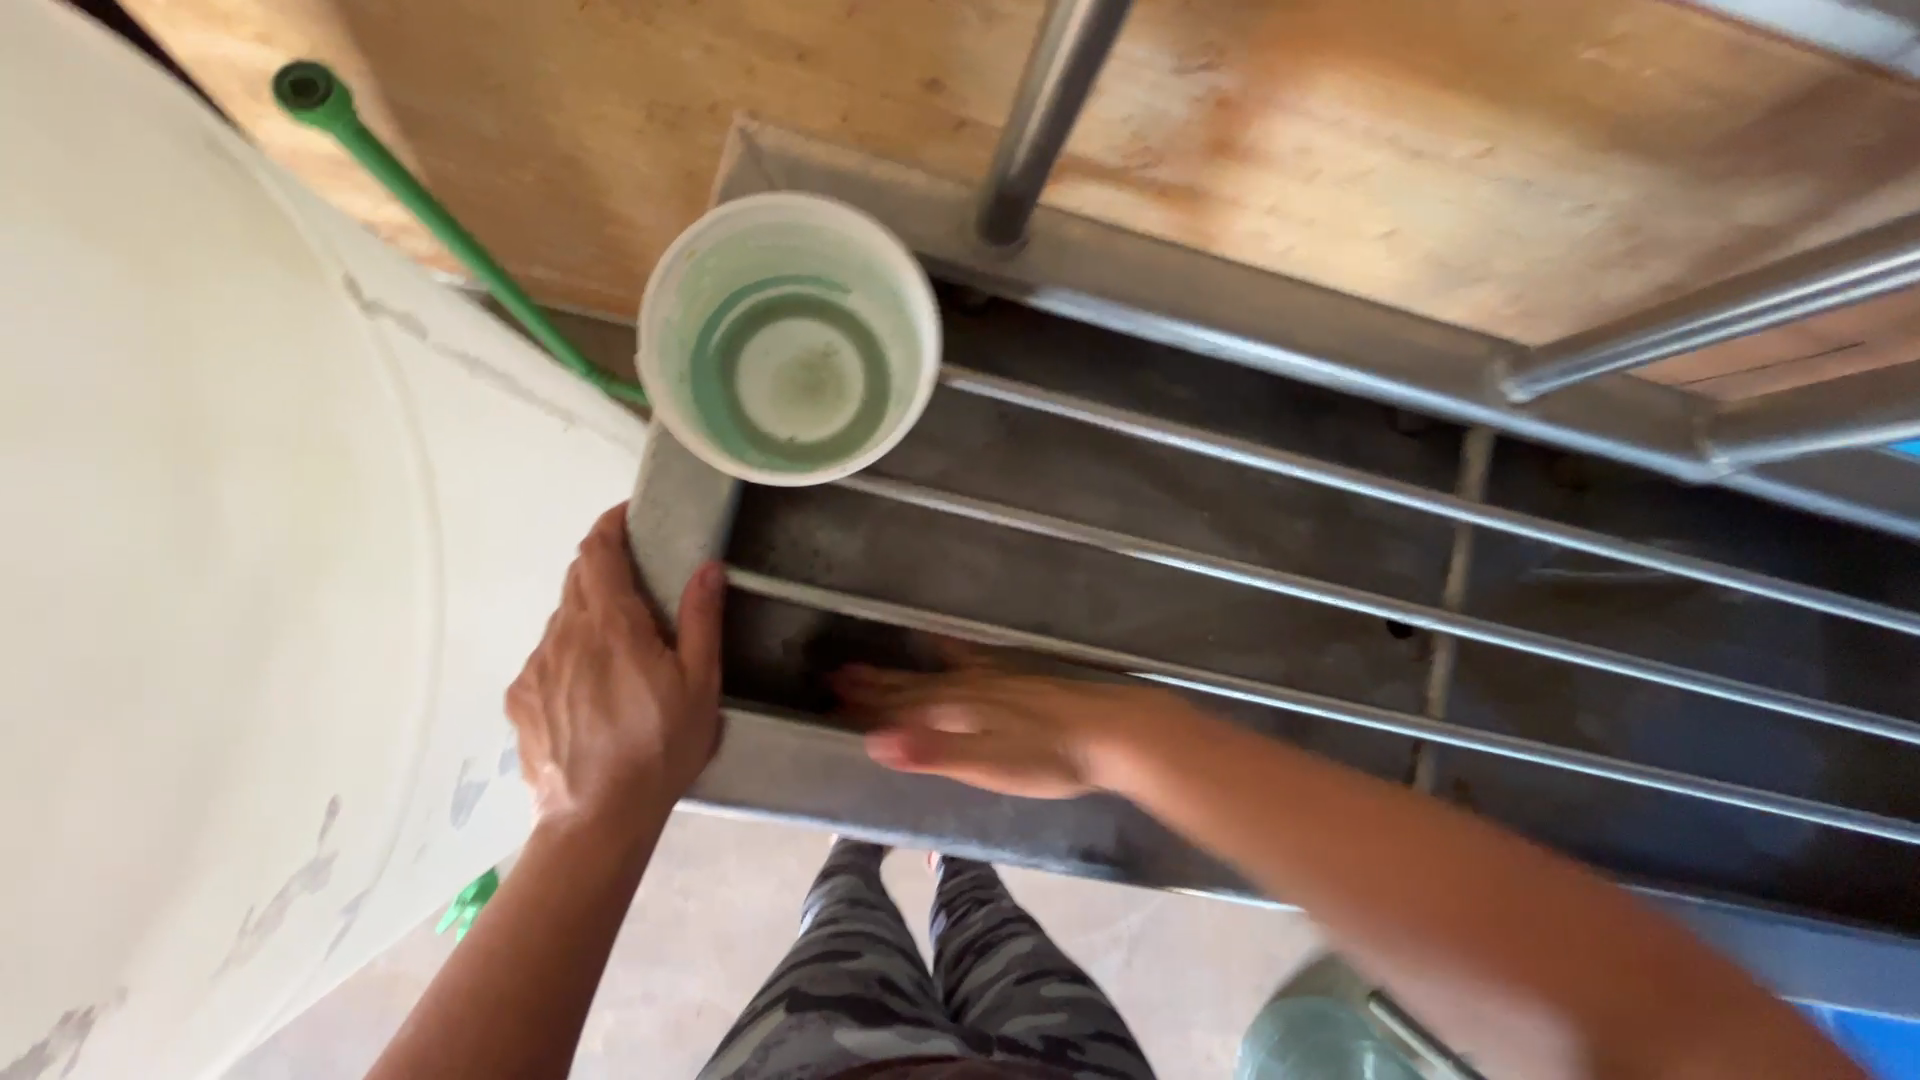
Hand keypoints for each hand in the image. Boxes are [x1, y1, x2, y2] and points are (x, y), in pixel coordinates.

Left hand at [505, 504, 724, 836]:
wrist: (596, 819)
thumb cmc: (660, 747)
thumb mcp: (700, 684)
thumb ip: (702, 620)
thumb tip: (707, 566)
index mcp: (610, 624)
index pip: (597, 551)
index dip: (610, 525)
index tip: (630, 516)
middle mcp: (562, 634)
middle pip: (577, 579)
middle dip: (605, 566)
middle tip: (641, 583)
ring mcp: (535, 667)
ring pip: (561, 619)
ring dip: (590, 614)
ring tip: (622, 648)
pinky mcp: (520, 698)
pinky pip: (546, 657)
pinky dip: (571, 653)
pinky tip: (594, 690)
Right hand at [832, 651, 1194, 798]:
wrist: (1112, 733)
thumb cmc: (1047, 758)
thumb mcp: (987, 764)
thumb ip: (932, 752)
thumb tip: (875, 741)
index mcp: (955, 709)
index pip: (898, 707)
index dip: (865, 706)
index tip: (830, 700)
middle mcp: (968, 686)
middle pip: (912, 685)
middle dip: (873, 684)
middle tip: (836, 675)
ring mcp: (994, 678)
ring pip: (935, 671)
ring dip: (901, 670)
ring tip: (874, 661)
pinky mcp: (1018, 679)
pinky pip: (968, 659)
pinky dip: (948, 652)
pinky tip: (950, 647)